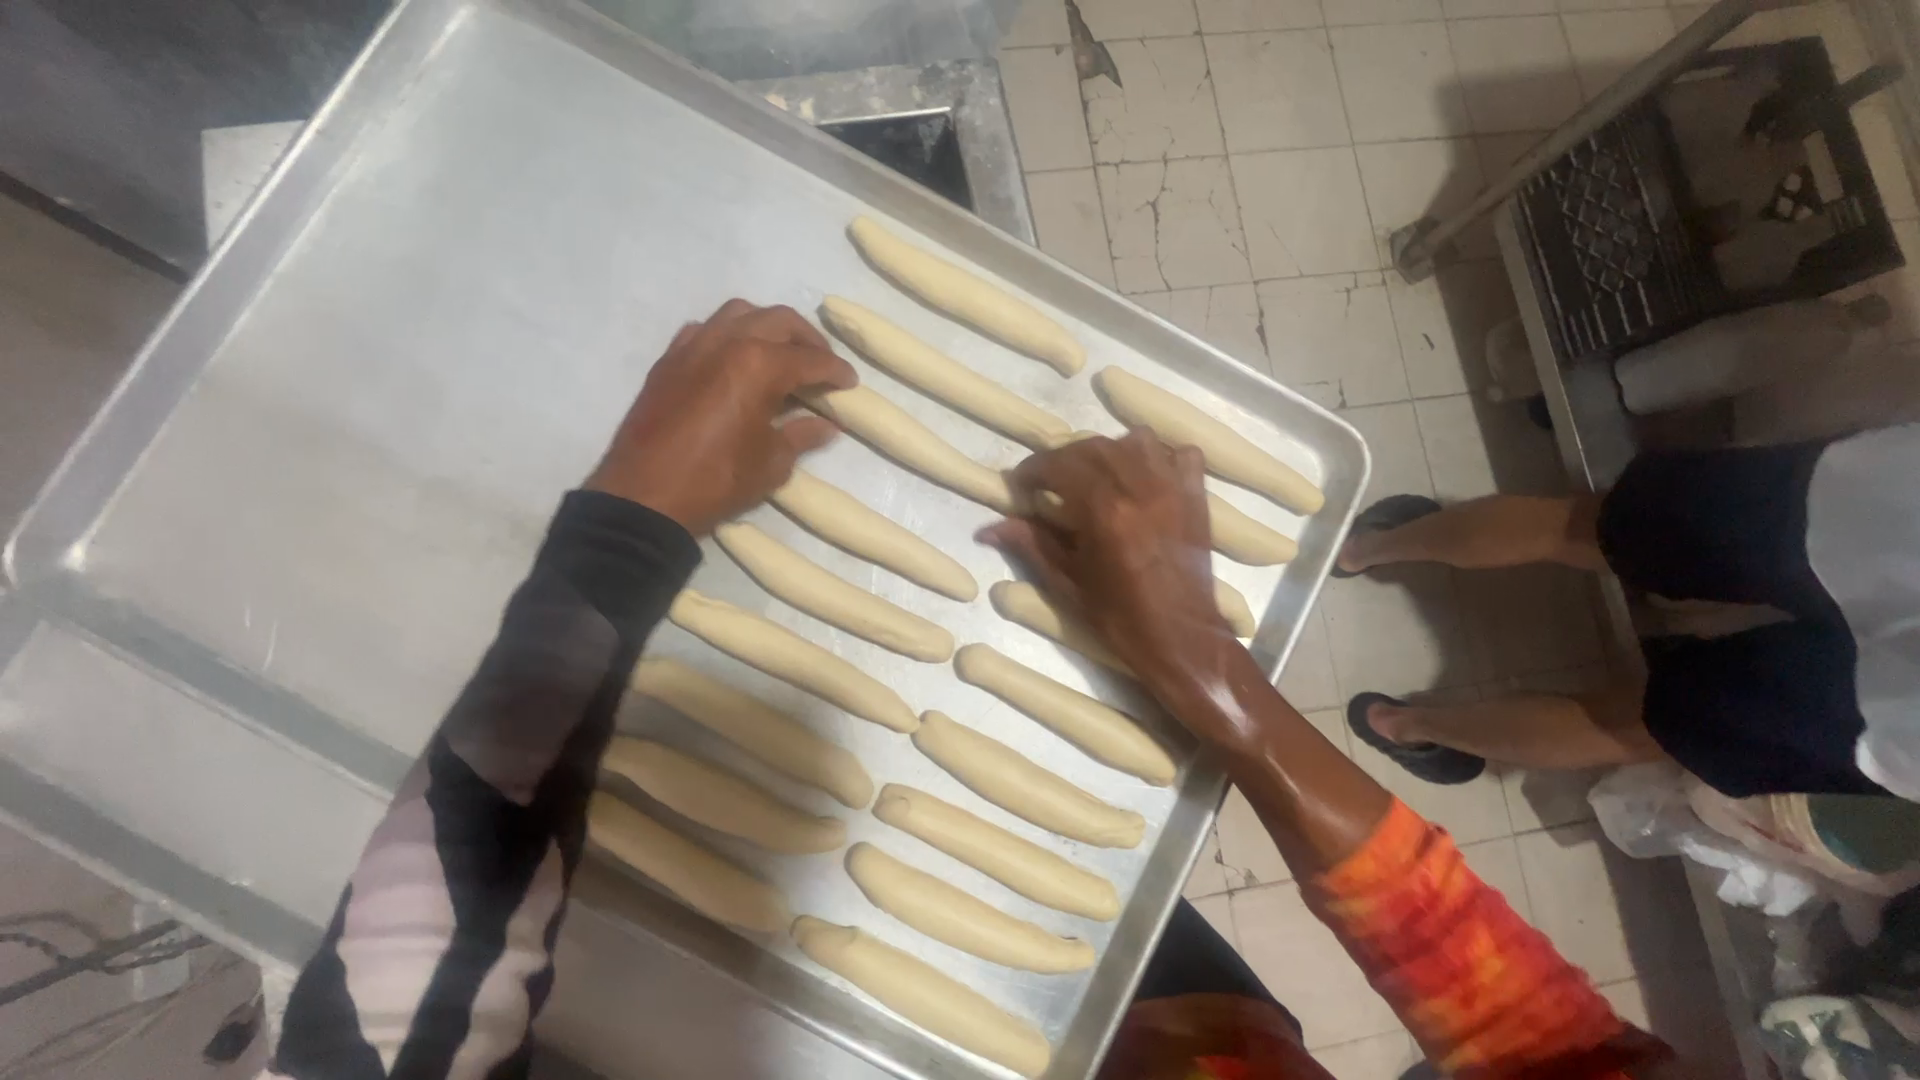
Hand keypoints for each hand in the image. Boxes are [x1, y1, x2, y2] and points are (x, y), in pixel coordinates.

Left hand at [586, 299, 855, 534]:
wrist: (645, 496)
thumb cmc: (717, 481)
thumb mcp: (771, 463)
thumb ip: (802, 435)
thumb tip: (827, 425)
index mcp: (759, 365)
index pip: (811, 359)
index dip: (836, 371)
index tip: (850, 383)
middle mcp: (728, 341)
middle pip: (780, 321)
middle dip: (808, 340)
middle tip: (822, 364)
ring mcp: (694, 346)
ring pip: (741, 313)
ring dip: (768, 327)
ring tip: (781, 354)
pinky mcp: (669, 359)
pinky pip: (706, 330)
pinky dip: (729, 335)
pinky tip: (736, 359)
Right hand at [980, 430, 1236, 694]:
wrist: (1182, 639)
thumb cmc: (1120, 619)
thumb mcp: (1067, 583)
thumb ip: (1031, 544)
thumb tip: (987, 529)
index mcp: (1104, 512)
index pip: (1059, 466)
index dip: (1033, 470)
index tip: (1020, 484)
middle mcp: (1140, 488)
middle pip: (1093, 448)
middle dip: (1064, 459)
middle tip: (1049, 482)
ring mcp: (1174, 488)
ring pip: (1136, 440)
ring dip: (1109, 451)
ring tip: (1096, 476)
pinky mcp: (1197, 496)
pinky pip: (1181, 453)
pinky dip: (1159, 455)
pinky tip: (1143, 477)